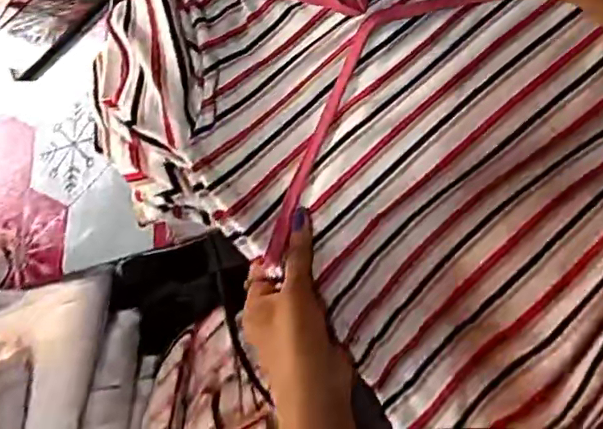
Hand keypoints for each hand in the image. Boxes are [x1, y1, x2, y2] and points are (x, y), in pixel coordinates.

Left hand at [244, 210, 354, 428]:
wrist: (320, 387)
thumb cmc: (295, 339)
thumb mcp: (295, 292)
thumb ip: (298, 254)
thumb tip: (297, 215)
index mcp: (255, 305)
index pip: (264, 265)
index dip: (280, 244)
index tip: (301, 220)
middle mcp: (272, 312)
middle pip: (288, 274)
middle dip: (305, 255)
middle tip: (324, 224)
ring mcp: (296, 321)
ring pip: (309, 286)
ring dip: (322, 270)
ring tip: (339, 238)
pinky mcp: (319, 328)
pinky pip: (324, 299)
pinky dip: (333, 286)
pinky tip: (347, 265)